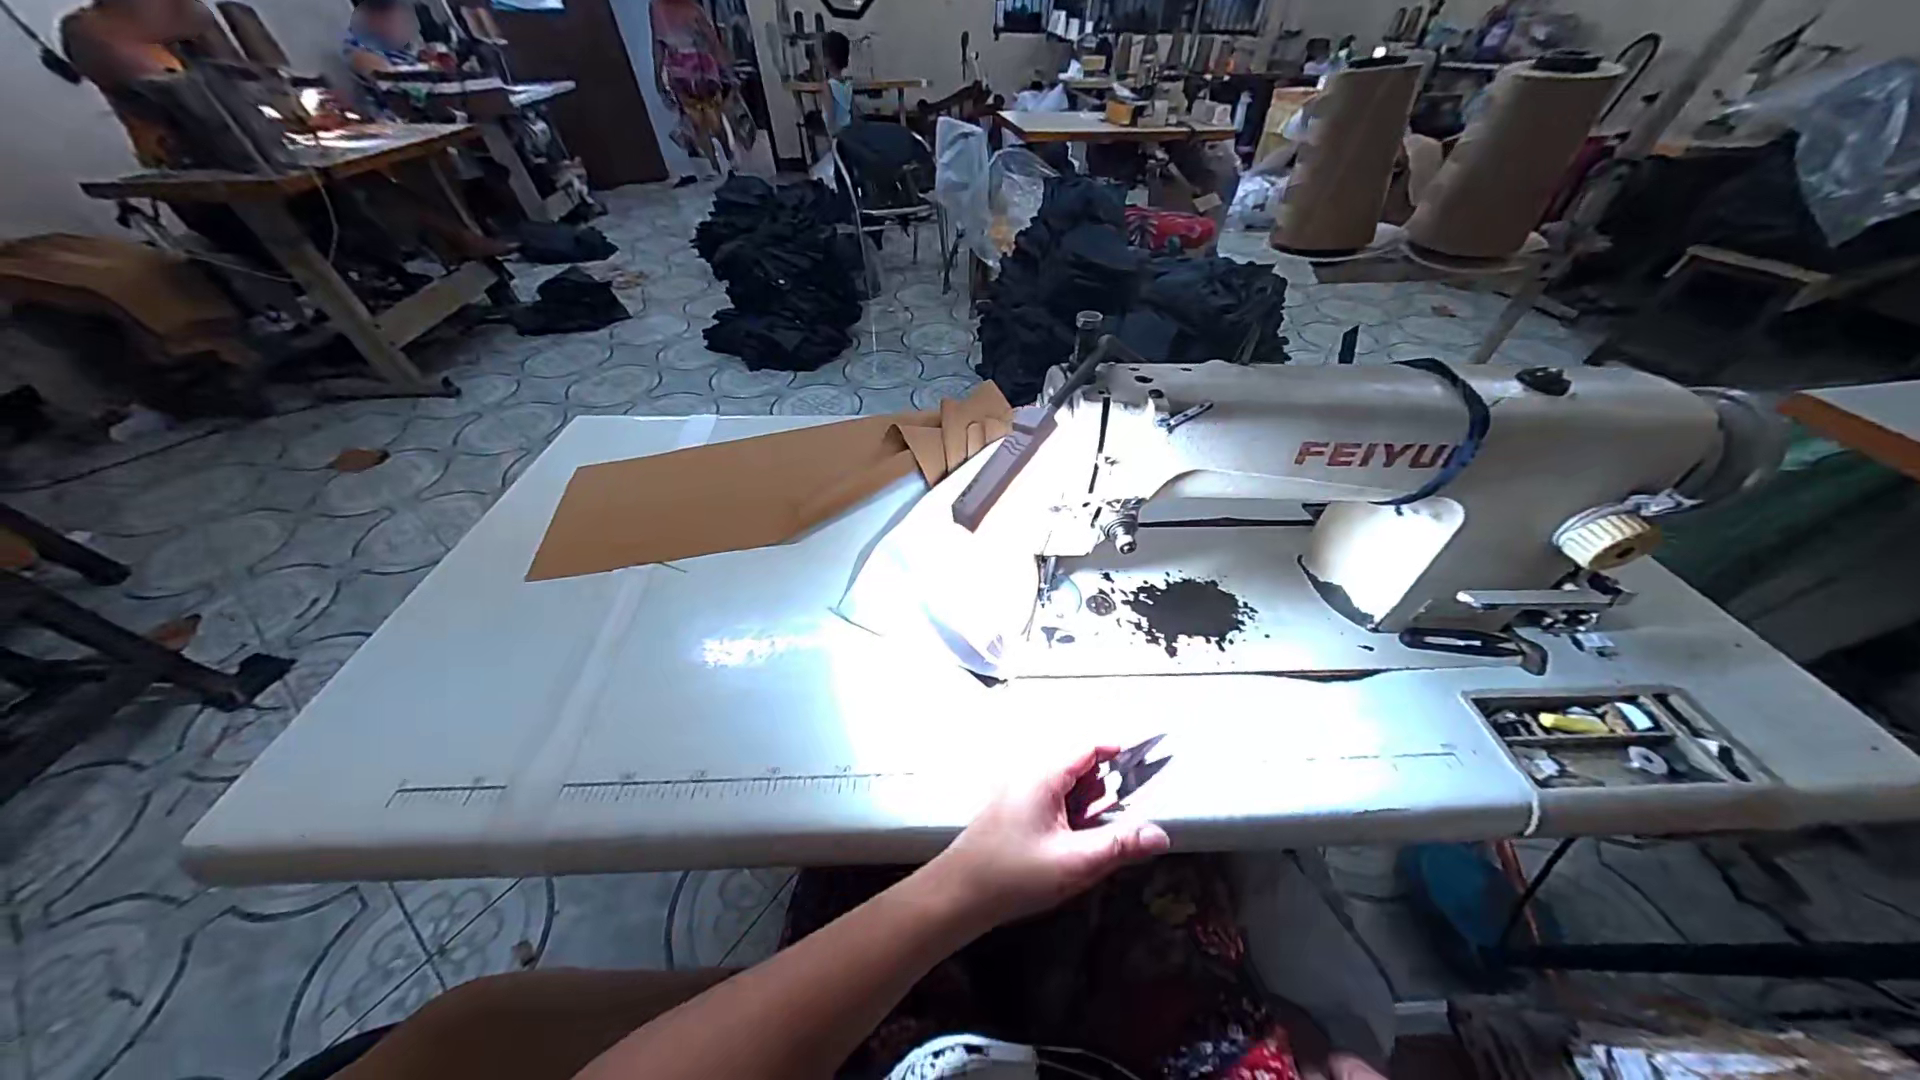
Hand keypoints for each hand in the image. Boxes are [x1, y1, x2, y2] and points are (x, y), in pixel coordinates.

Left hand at [927, 745, 1169, 930]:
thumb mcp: (1075, 863)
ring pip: (1064, 789)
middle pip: (1077, 768)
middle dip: (1102, 790)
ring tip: (1093, 840)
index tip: (1143, 763)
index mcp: (1043, 777)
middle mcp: (1028, 777)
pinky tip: (1069, 848)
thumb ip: (1119, 846)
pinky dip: (1067, 817)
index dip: (1117, 752)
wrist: (958, 894)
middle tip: (1118, 820)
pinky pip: (1049, 803)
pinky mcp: (1011, 812)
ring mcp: (1017, 794)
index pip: (1087, 748)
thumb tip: (1160, 834)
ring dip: (1084, 807)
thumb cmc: (1015, 875)